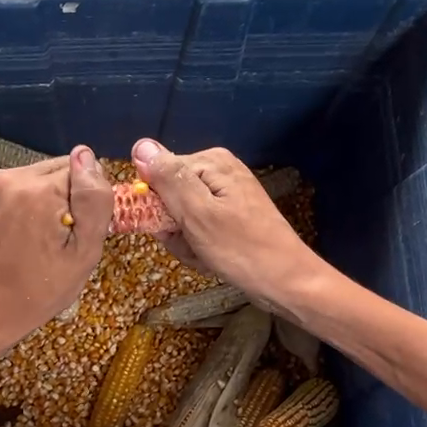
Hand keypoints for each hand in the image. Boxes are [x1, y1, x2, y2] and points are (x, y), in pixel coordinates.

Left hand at [0, 145, 112, 342]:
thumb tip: (87, 154)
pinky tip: (31, 226)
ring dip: (53, 197)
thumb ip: (93, 201)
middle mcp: (12, 177)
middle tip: (63, 235)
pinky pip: (28, 180)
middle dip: (70, 196)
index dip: (88, 202)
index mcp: (38, 191)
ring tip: (45, 233)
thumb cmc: (48, 286)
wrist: (0, 303)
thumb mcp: (85, 251)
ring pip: (47, 173)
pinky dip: (36, 198)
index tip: (77, 232)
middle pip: (64, 169)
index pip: (85, 172)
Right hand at [131, 138, 320, 303]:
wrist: (285, 280)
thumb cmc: (241, 249)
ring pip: (180, 219)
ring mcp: (225, 195)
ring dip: (186, 243)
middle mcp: (217, 172)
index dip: (157, 208)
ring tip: (205, 255)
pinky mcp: (230, 217)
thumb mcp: (198, 214)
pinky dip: (199, 248)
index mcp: (210, 163)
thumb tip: (140, 146)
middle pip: (169, 198)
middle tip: (193, 246)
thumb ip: (168, 179)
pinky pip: (197, 229)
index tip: (171, 231)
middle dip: (174, 230)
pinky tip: (212, 259)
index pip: (158, 176)